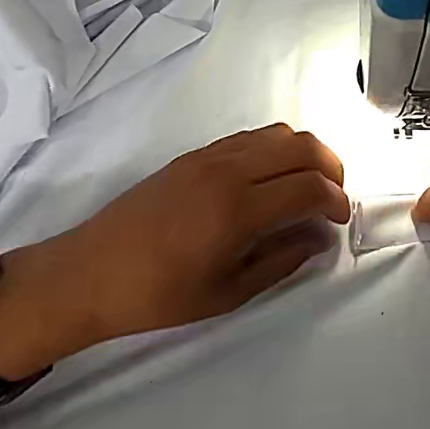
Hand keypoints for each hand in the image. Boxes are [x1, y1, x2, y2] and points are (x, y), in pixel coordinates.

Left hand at [0, 124, 349, 377]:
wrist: (89, 274)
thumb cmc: (159, 295)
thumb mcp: (228, 292)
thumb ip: (282, 260)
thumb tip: (318, 237)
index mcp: (238, 209)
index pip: (309, 187)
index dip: (336, 201)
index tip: (340, 220)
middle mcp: (229, 170)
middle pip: (302, 145)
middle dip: (331, 167)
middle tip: (333, 198)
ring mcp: (210, 156)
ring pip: (278, 133)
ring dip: (304, 153)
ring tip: (306, 185)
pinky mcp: (194, 154)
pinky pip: (250, 137)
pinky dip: (275, 149)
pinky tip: (270, 179)